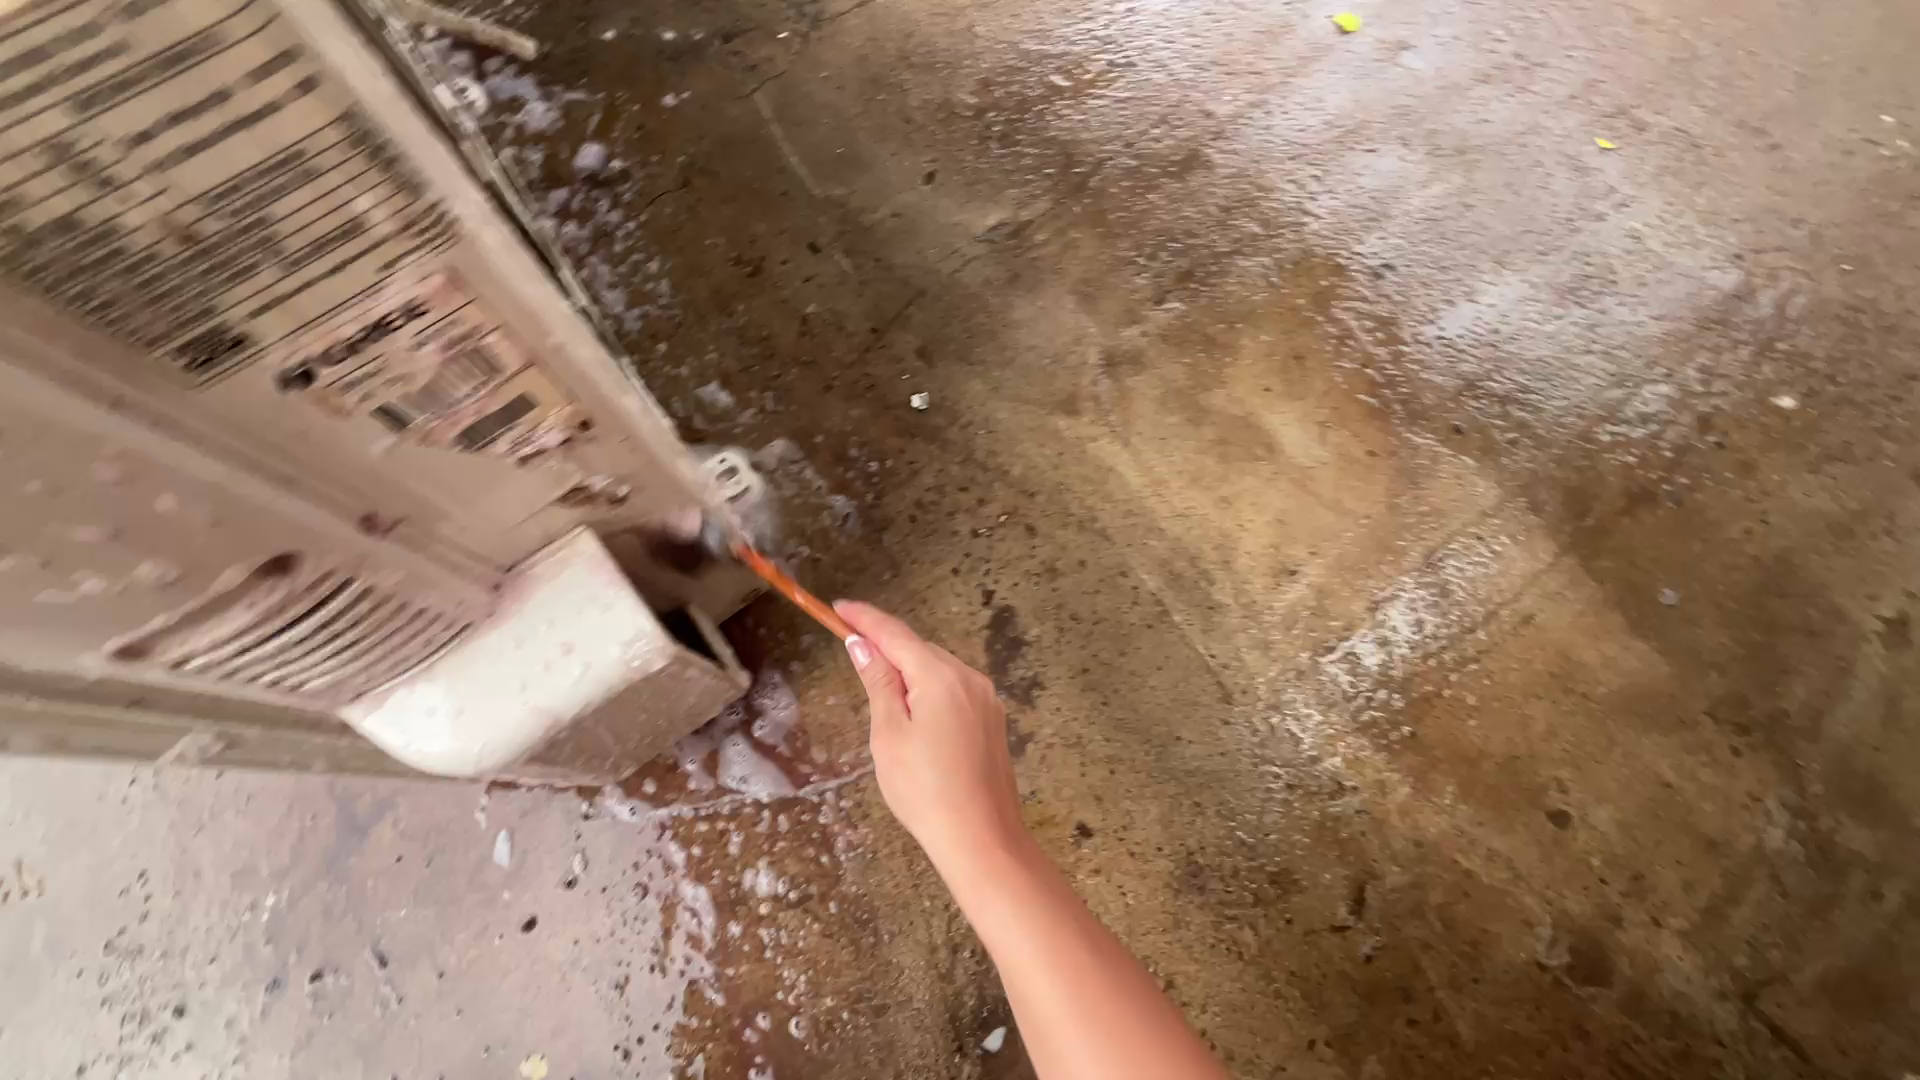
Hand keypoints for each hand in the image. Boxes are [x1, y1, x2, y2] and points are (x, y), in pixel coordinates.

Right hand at [834, 601, 1026, 874]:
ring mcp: (986, 698)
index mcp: (941, 676)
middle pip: (919, 649)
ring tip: (879, 688)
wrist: (982, 838)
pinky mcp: (992, 719)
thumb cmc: (924, 790)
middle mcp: (969, 677)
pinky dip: (929, 687)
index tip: (838, 607)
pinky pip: (954, 689)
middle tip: (851, 648)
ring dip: (908, 668)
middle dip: (886, 646)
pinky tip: (915, 710)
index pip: (895, 633)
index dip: (865, 618)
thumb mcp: (889, 735)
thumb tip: (863, 645)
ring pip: (938, 669)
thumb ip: (878, 683)